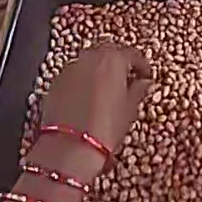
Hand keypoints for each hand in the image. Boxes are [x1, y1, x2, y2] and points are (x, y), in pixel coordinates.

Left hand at [34, 41, 153, 178]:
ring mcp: (70, 69)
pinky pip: (74, 75)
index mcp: (113, 60)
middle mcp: (90, 58)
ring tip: (107, 89)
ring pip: (89, 62)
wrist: (69, 148)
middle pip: (108, 52)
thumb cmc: (105, 128)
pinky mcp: (55, 84)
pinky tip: (88, 98)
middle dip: (118, 63)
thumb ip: (137, 90)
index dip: (142, 65)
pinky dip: (83, 81)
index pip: (132, 54)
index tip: (146, 75)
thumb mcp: (129, 110)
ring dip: (99, 70)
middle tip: (127, 78)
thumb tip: (143, 83)